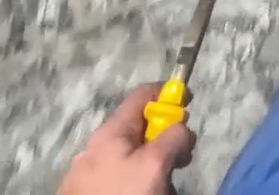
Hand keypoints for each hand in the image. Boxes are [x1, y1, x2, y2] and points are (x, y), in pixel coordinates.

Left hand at [57, 84, 195, 194]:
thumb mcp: (156, 162)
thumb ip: (175, 135)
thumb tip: (180, 128)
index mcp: (110, 132)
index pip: (144, 94)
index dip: (170, 94)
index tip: (189, 107)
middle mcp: (96, 148)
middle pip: (142, 128)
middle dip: (167, 140)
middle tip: (180, 161)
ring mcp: (90, 175)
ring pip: (135, 157)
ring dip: (156, 167)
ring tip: (162, 188)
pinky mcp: (89, 194)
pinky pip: (123, 178)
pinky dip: (140, 183)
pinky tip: (146, 194)